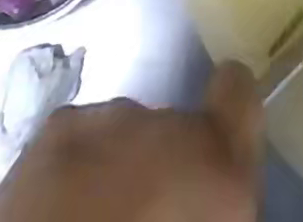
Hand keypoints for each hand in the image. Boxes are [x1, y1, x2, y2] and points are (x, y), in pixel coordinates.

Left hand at [0, 62, 262, 221]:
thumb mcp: (214, 220)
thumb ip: (215, 197)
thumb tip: (202, 192)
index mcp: (220, 164)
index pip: (239, 93)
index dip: (232, 106)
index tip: (223, 134)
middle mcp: (170, 124)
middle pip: (177, 127)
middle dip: (165, 162)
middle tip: (150, 211)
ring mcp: (113, 117)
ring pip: (127, 129)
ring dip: (120, 161)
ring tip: (100, 214)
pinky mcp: (62, 124)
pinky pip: (83, 135)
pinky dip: (78, 163)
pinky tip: (63, 205)